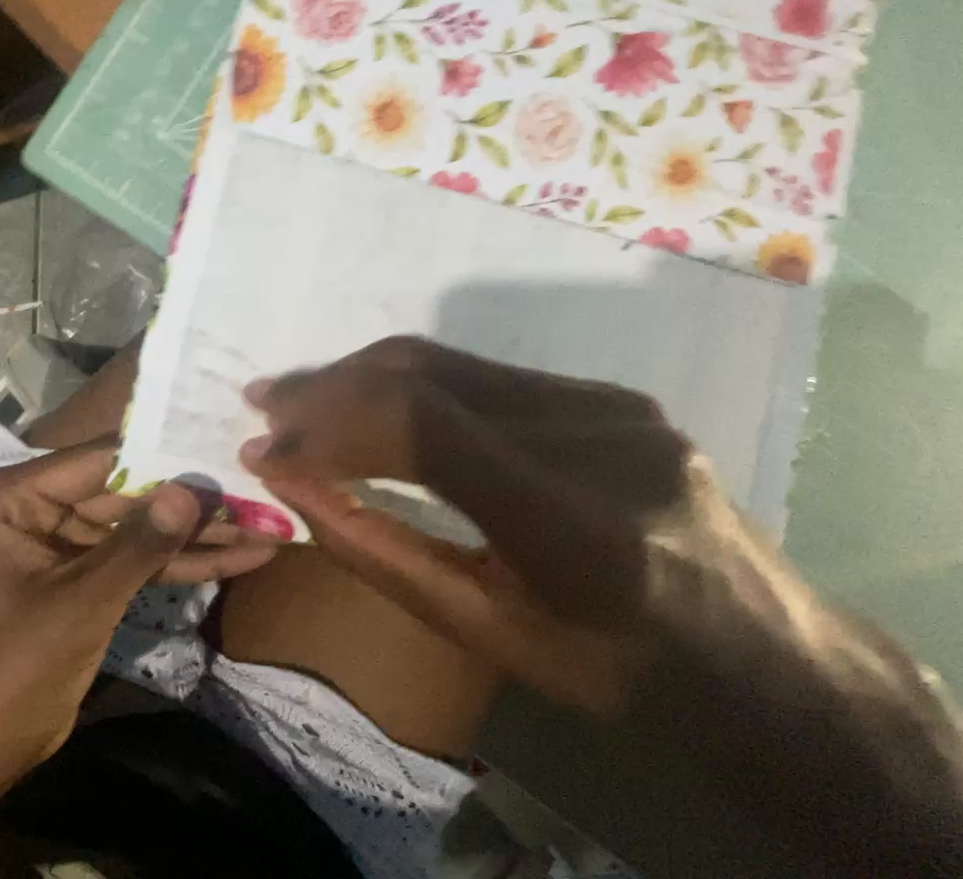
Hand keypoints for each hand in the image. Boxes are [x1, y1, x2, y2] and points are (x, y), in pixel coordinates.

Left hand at [0, 439, 279, 774]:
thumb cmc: (21, 663)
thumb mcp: (84, 600)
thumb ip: (139, 544)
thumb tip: (191, 491)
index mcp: (8, 495)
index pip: (94, 462)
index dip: (159, 457)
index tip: (219, 445)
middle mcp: (31, 504)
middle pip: (122, 491)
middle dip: (188, 501)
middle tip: (258, 488)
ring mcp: (60, 537)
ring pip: (136, 525)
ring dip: (197, 532)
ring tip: (268, 524)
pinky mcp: (84, 571)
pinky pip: (135, 556)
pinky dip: (182, 561)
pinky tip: (242, 555)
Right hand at [237, 336, 718, 716]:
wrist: (769, 659)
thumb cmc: (615, 669)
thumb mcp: (483, 630)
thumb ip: (376, 550)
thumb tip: (289, 485)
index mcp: (575, 525)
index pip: (424, 427)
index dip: (329, 424)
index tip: (266, 448)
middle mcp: (599, 443)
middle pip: (427, 376)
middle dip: (328, 387)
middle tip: (263, 407)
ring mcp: (613, 409)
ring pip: (448, 363)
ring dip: (358, 378)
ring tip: (298, 400)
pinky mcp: (611, 397)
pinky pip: (481, 376)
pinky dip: (408, 387)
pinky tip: (372, 405)